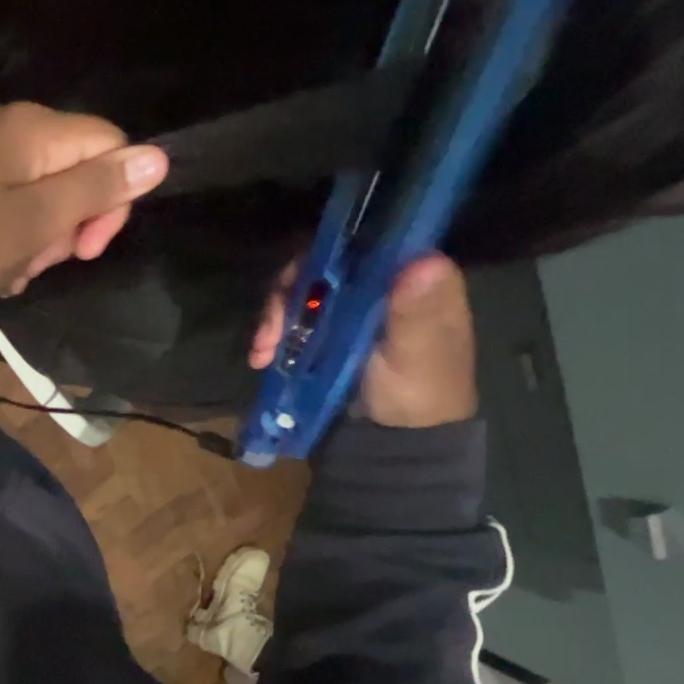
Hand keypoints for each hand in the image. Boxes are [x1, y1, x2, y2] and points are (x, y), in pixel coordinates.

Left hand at [0, 102, 167, 309]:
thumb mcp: (35, 223)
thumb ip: (96, 188)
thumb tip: (158, 157)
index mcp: (31, 127)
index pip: (109, 145)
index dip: (113, 201)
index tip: (87, 252)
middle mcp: (7, 125)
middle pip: (74, 170)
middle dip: (65, 226)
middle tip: (36, 264)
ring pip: (41, 193)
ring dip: (35, 240)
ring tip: (8, 272)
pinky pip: (6, 201)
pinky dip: (8, 236)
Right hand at [249, 254, 477, 427]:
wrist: (396, 442)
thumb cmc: (419, 396)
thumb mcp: (419, 355)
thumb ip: (416, 312)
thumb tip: (422, 262)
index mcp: (413, 279)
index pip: (366, 241)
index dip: (329, 254)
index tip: (299, 283)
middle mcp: (379, 286)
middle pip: (324, 265)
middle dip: (288, 293)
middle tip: (270, 332)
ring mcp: (349, 310)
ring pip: (302, 292)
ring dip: (275, 317)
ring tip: (263, 352)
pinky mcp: (325, 333)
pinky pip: (292, 319)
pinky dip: (272, 335)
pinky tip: (261, 359)